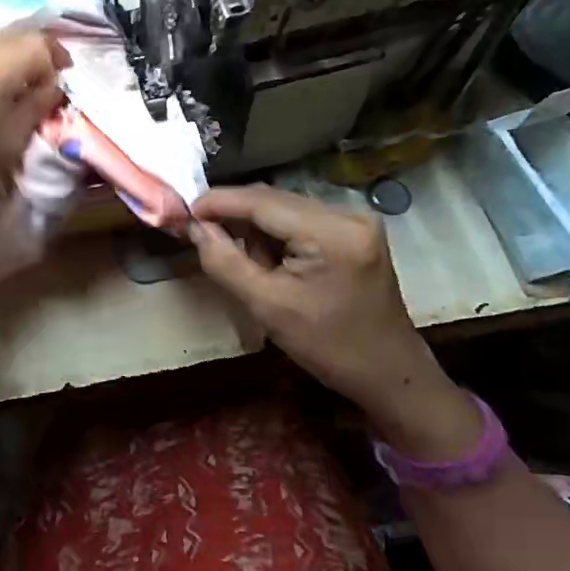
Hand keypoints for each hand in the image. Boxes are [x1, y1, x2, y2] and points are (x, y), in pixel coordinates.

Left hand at [0, 16, 69, 226]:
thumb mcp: (10, 143)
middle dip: (41, 51)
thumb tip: (54, 86)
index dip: (59, 58)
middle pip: (18, 36)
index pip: (40, 46)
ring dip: (14, 48)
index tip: (67, 80)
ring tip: (25, 70)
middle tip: (53, 76)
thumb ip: (35, 108)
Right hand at [188, 186, 482, 457]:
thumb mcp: (267, 307)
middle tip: (198, 233)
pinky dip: (274, 235)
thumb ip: (225, 262)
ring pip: (284, 209)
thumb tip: (194, 228)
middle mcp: (348, 212)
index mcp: (332, 232)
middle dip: (234, 215)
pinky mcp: (353, 230)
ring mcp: (355, 218)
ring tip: (238, 258)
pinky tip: (265, 259)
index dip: (219, 202)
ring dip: (254, 227)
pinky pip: (300, 220)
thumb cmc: (327, 346)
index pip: (262, 202)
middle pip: (274, 200)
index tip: (183, 211)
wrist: (386, 370)